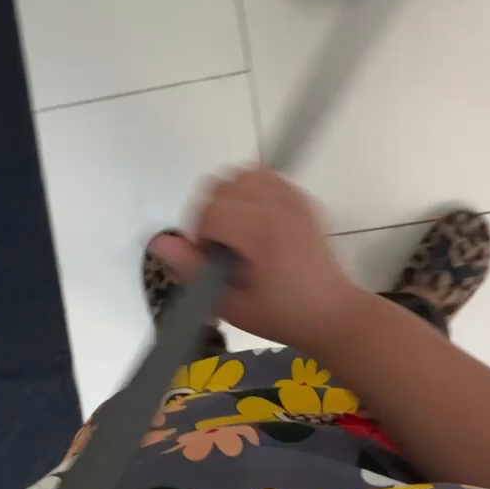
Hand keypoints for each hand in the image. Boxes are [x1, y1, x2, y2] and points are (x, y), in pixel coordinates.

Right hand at [150, 167, 368, 351]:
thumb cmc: (281, 314)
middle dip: (212, 213)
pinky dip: (252, 191)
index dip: (201, 236)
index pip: (210, 211)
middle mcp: (279, 207)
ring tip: (238, 231)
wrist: (332, 313)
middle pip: (223, 185)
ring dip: (231, 198)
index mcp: (261, 233)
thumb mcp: (230, 303)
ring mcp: (294, 200)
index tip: (214, 261)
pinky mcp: (302, 200)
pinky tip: (255, 221)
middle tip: (224, 247)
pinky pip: (267, 176)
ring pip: (243, 174)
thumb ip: (192, 268)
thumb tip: (157, 241)